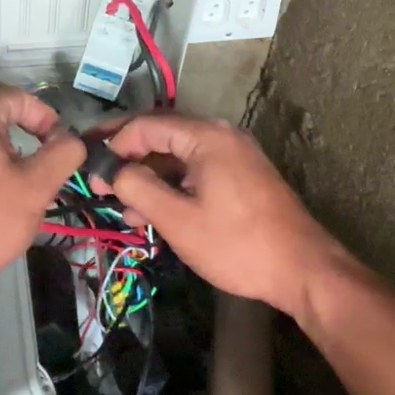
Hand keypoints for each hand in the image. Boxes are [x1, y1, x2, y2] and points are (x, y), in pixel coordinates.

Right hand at [103, 115, 347, 313]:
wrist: (303, 269)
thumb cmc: (237, 244)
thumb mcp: (178, 219)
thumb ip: (138, 188)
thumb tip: (111, 171)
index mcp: (206, 136)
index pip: (146, 125)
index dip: (114, 145)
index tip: (91, 172)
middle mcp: (221, 135)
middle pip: (162, 135)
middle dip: (127, 156)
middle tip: (96, 175)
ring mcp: (234, 155)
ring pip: (178, 156)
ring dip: (148, 176)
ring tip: (123, 207)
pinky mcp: (240, 176)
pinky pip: (195, 169)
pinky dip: (171, 186)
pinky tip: (153, 213)